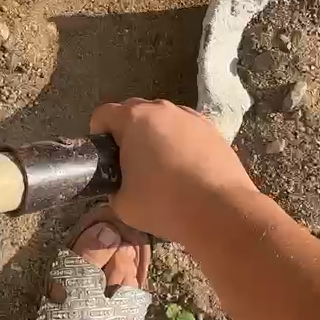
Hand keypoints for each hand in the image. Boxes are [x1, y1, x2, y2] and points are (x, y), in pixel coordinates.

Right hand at [90, 98, 262, 242]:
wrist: (220, 211)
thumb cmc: (164, 203)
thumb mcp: (122, 203)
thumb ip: (113, 185)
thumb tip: (121, 184)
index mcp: (132, 118)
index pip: (103, 115)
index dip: (98, 135)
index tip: (106, 158)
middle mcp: (160, 108)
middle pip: (132, 112)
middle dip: (127, 132)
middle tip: (131, 164)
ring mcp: (188, 116)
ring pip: (161, 119)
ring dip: (155, 135)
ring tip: (163, 168)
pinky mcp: (211, 128)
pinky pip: (185, 129)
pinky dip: (180, 142)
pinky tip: (186, 168)